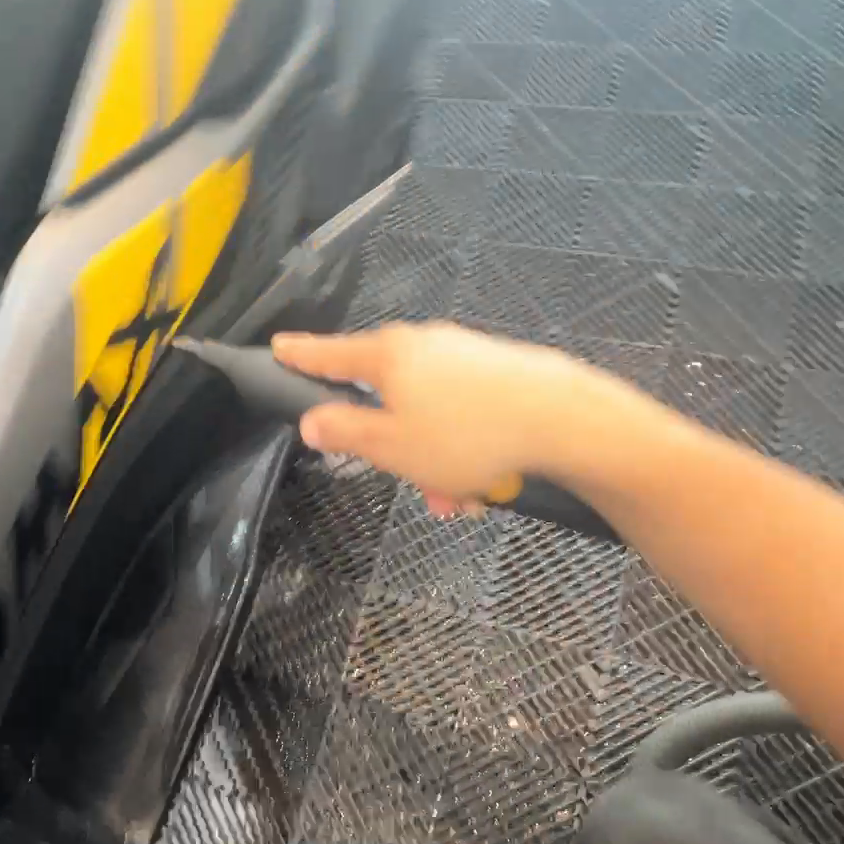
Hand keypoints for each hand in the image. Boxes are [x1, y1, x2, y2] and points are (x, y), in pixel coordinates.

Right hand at [272, 323, 643, 513]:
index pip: (330, 354)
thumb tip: (311, 422)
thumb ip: (345, 433)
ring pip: (430, 416)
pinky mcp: (500, 371)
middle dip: (397, 449)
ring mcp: (465, 355)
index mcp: (389, 357)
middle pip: (387, 397)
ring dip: (437, 461)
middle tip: (418, 487)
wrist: (565, 420)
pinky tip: (486, 481)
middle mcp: (424, 346)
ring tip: (461, 497)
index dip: (301, 356)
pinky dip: (466, 450)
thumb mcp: (392, 446)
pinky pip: (464, 416)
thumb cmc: (466, 435)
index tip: (278, 347)